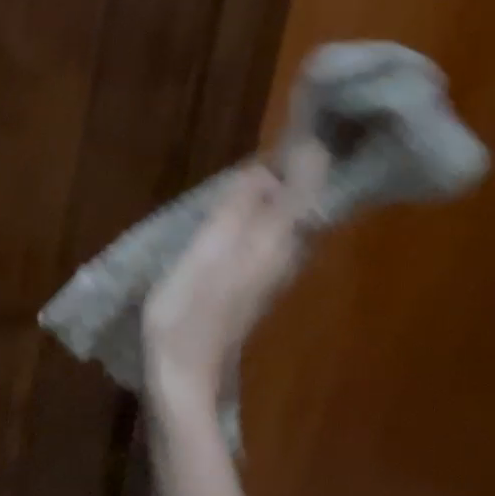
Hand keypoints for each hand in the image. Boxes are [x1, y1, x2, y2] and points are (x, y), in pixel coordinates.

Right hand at [142, 142, 327, 404]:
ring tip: (263, 162)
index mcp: (277, 240)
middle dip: (299, 167)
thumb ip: (238, 208)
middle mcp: (286, 254)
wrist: (185, 376)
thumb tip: (267, 169)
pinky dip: (267, 214)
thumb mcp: (206, 251)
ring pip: (289, 219)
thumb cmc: (187, 311)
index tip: (301, 119)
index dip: (308, 150)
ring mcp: (272, 273)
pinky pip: (272, 237)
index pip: (310, 184)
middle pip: (305, 200)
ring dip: (282, 190)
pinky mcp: (255, 286)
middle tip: (283, 134)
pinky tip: (245, 208)